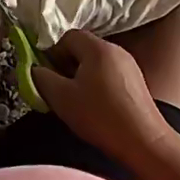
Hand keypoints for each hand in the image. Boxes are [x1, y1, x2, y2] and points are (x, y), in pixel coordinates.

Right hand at [30, 30, 179, 167]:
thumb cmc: (100, 117)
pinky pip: (110, 74)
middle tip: (59, 89)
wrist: (145, 142)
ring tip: (77, 100)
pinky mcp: (138, 82)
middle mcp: (116, 50)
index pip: (67, 36)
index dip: (53, 53)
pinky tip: (97, 107)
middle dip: (67, 65)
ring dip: (82, 76)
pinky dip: (98, 84)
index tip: (48, 74)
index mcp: (97, 48)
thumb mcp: (60, 97)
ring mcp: (130, 66)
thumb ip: (41, 77)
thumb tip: (34, 68)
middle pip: (83, 48)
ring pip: (96, 62)